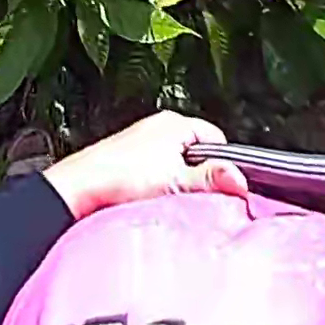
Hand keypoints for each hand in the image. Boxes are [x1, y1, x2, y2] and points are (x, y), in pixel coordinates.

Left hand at [40, 111, 246, 217]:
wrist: (84, 186)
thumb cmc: (122, 174)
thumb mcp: (178, 179)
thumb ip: (211, 178)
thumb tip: (240, 179)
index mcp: (173, 123)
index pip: (217, 139)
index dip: (225, 165)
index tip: (226, 186)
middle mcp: (158, 128)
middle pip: (200, 155)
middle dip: (205, 177)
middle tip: (201, 198)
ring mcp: (144, 144)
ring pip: (181, 167)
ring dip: (184, 185)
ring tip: (176, 200)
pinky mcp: (133, 161)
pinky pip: (162, 174)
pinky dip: (165, 187)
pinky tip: (159, 201)